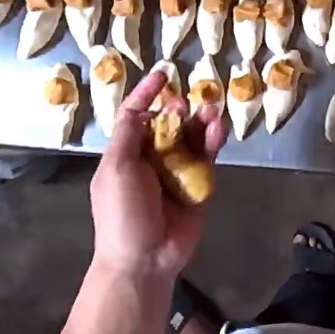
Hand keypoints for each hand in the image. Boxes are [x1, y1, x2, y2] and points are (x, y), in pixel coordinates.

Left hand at [90, 68, 225, 281]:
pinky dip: (213, 141)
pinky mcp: (198, 183)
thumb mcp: (116, 167)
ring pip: (191, 137)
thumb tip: (140, 105)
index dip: (147, 93)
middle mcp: (151, 158)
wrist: (144, 259)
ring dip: (200, 122)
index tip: (163, 74)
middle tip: (188, 104)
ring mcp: (176, 171)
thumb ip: (127, 133)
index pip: (135, 114)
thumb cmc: (123, 212)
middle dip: (179, 109)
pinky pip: (207, 157)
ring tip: (211, 111)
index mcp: (126, 153)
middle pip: (168, 123)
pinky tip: (219, 129)